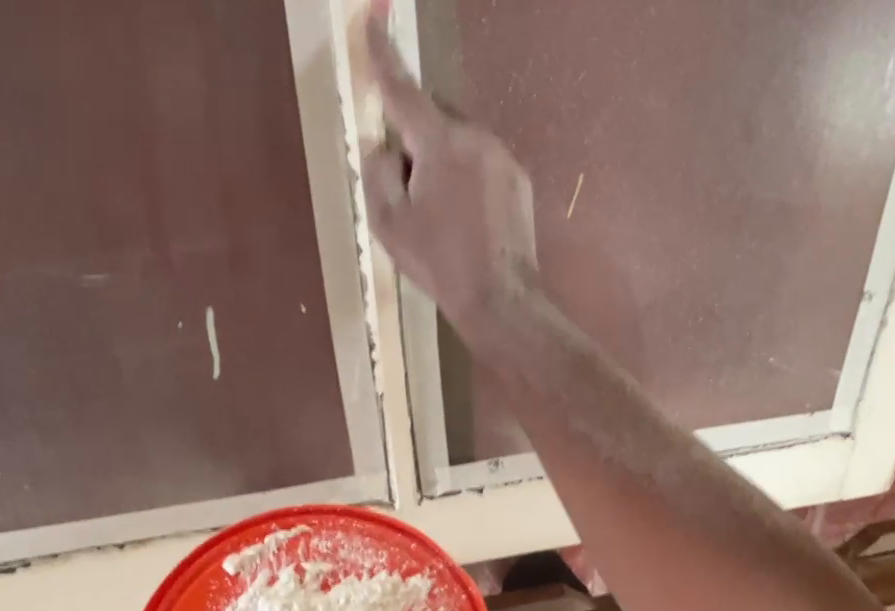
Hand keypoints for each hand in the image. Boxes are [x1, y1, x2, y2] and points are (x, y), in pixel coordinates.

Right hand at [362, 1, 538, 328]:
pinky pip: (481, 164)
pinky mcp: (519, 182)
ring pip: (460, 142)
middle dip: (416, 139)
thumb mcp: (389, 221)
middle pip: (435, 119)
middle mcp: (478, 138)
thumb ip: (378, 170)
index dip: (384, 57)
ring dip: (441, 161)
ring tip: (438, 214)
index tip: (374, 18)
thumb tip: (385, 147)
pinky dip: (465, 178)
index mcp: (441, 142)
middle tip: (408, 190)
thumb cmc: (439, 263)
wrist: (500, 299)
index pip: (404, 90)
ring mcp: (504, 159)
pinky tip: (463, 219)